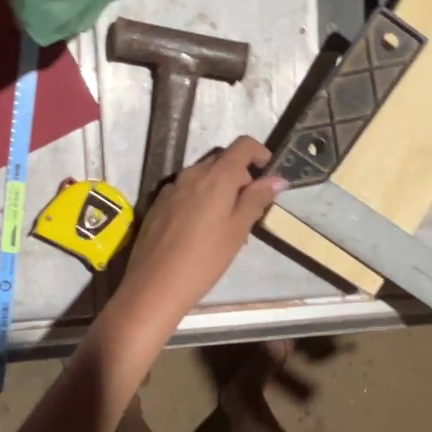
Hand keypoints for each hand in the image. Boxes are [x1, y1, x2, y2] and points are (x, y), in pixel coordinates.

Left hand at [109, 136, 285, 334]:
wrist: (154, 286)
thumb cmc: (204, 260)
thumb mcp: (237, 231)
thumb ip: (256, 200)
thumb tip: (277, 178)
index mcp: (215, 177)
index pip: (242, 145)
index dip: (259, 153)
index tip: (269, 172)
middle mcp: (191, 174)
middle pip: (222, 160)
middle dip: (240, 176)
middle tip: (250, 209)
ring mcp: (171, 189)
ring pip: (203, 177)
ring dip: (220, 190)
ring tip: (228, 226)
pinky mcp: (158, 204)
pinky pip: (187, 192)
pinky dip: (202, 200)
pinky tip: (203, 232)